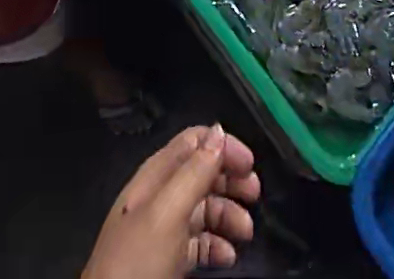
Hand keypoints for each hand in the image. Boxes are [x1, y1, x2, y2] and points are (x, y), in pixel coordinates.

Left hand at [83, 125, 260, 278]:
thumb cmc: (138, 262)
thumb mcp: (167, 212)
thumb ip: (195, 171)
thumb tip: (220, 132)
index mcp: (156, 177)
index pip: (194, 142)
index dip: (223, 146)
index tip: (249, 164)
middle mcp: (160, 197)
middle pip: (203, 173)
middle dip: (232, 181)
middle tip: (255, 195)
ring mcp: (163, 230)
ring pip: (205, 208)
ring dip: (229, 215)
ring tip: (245, 232)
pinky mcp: (168, 260)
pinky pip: (199, 242)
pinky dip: (217, 245)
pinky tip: (227, 257)